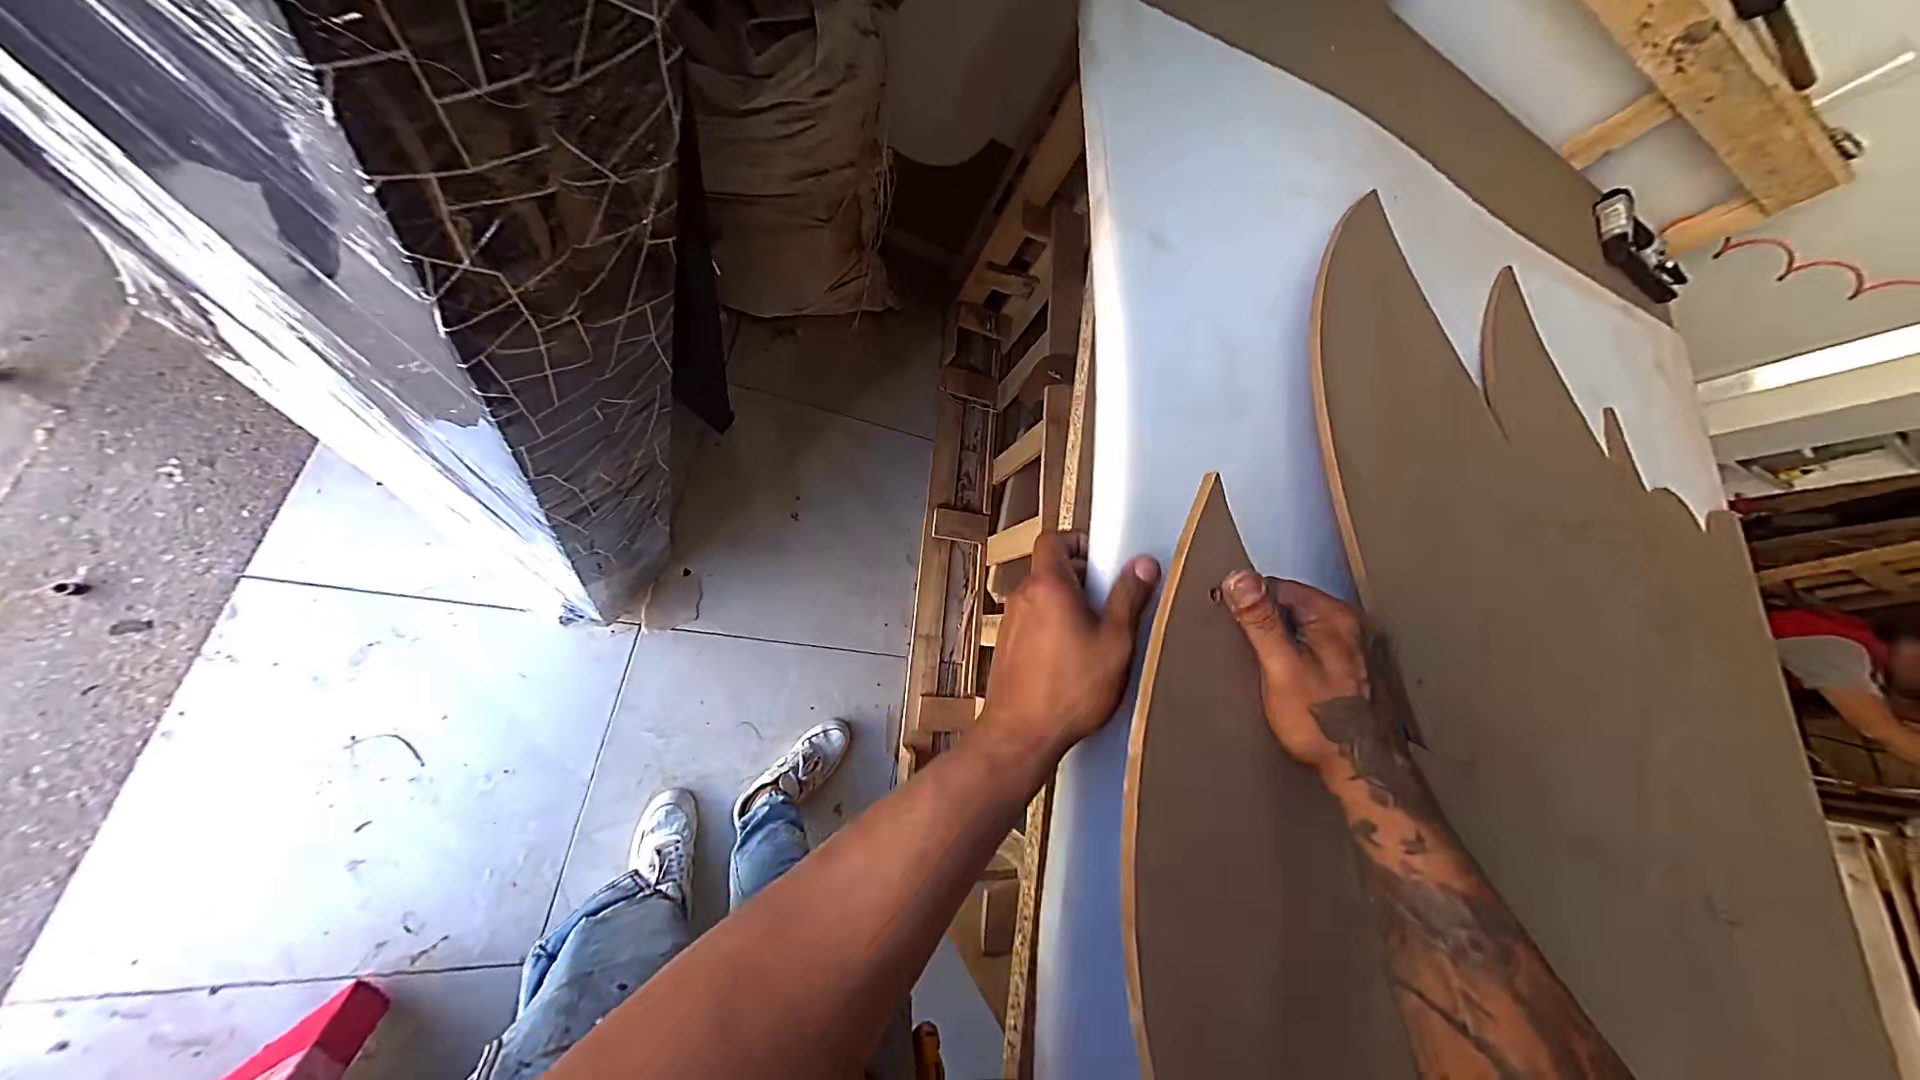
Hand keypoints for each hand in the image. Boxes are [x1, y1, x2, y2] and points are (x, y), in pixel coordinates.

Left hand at [983, 532, 1159, 755]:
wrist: (1021, 734)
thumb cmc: (1067, 692)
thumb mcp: (1114, 642)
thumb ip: (1128, 598)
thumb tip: (1142, 565)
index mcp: (1048, 585)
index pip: (1054, 539)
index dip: (1077, 540)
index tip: (1101, 555)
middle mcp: (1023, 597)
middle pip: (1050, 567)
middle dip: (1081, 576)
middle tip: (1108, 598)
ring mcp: (1012, 621)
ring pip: (1042, 596)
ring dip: (1067, 603)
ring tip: (1095, 632)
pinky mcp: (1008, 644)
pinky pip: (1034, 620)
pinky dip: (1053, 624)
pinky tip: (1074, 655)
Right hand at [1219, 570, 1370, 774]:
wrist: (1366, 772)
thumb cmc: (1323, 724)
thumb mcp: (1280, 669)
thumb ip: (1261, 620)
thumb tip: (1239, 577)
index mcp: (1336, 617)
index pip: (1278, 588)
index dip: (1251, 608)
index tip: (1237, 632)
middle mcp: (1356, 625)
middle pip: (1294, 607)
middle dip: (1269, 626)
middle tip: (1258, 660)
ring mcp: (1364, 647)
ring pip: (1308, 628)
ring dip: (1288, 642)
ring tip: (1277, 674)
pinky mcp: (1365, 668)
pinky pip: (1324, 647)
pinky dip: (1305, 657)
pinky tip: (1300, 683)